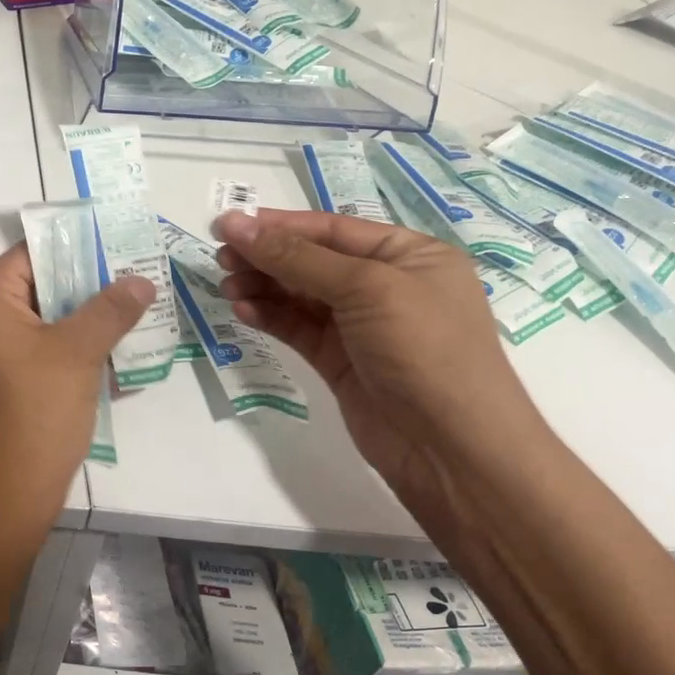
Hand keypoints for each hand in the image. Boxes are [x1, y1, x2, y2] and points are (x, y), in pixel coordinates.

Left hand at [0, 243, 152, 536]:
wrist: (8, 489)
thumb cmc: (37, 409)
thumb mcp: (79, 351)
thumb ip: (110, 309)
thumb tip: (139, 278)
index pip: (32, 252)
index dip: (77, 246)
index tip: (121, 244)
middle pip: (41, 281)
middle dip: (90, 282)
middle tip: (140, 276)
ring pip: (47, 314)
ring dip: (88, 315)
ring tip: (139, 309)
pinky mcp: (5, 373)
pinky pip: (44, 343)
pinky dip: (76, 343)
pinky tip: (120, 349)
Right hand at [212, 209, 542, 496]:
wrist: (455, 451)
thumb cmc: (425, 351)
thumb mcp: (364, 289)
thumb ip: (294, 256)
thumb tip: (233, 223)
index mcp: (410, 256)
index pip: (331, 229)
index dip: (277, 225)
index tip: (225, 225)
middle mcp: (387, 285)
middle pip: (309, 259)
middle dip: (264, 257)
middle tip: (220, 259)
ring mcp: (362, 325)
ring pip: (297, 293)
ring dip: (260, 286)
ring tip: (227, 288)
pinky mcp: (340, 359)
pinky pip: (295, 326)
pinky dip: (268, 315)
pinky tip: (243, 311)